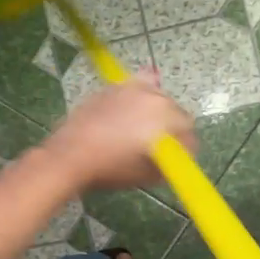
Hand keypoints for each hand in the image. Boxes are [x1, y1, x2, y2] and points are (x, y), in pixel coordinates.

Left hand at [38, 76, 194, 189]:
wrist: (71, 154)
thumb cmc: (112, 167)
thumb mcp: (149, 174)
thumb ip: (173, 163)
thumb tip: (178, 157)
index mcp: (168, 119)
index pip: (188, 130)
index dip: (183, 146)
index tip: (173, 158)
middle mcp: (155, 98)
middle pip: (174, 111)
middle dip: (169, 127)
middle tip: (155, 146)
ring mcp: (132, 88)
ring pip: (155, 96)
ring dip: (154, 110)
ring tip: (140, 128)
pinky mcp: (113, 87)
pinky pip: (135, 84)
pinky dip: (138, 93)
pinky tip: (132, 104)